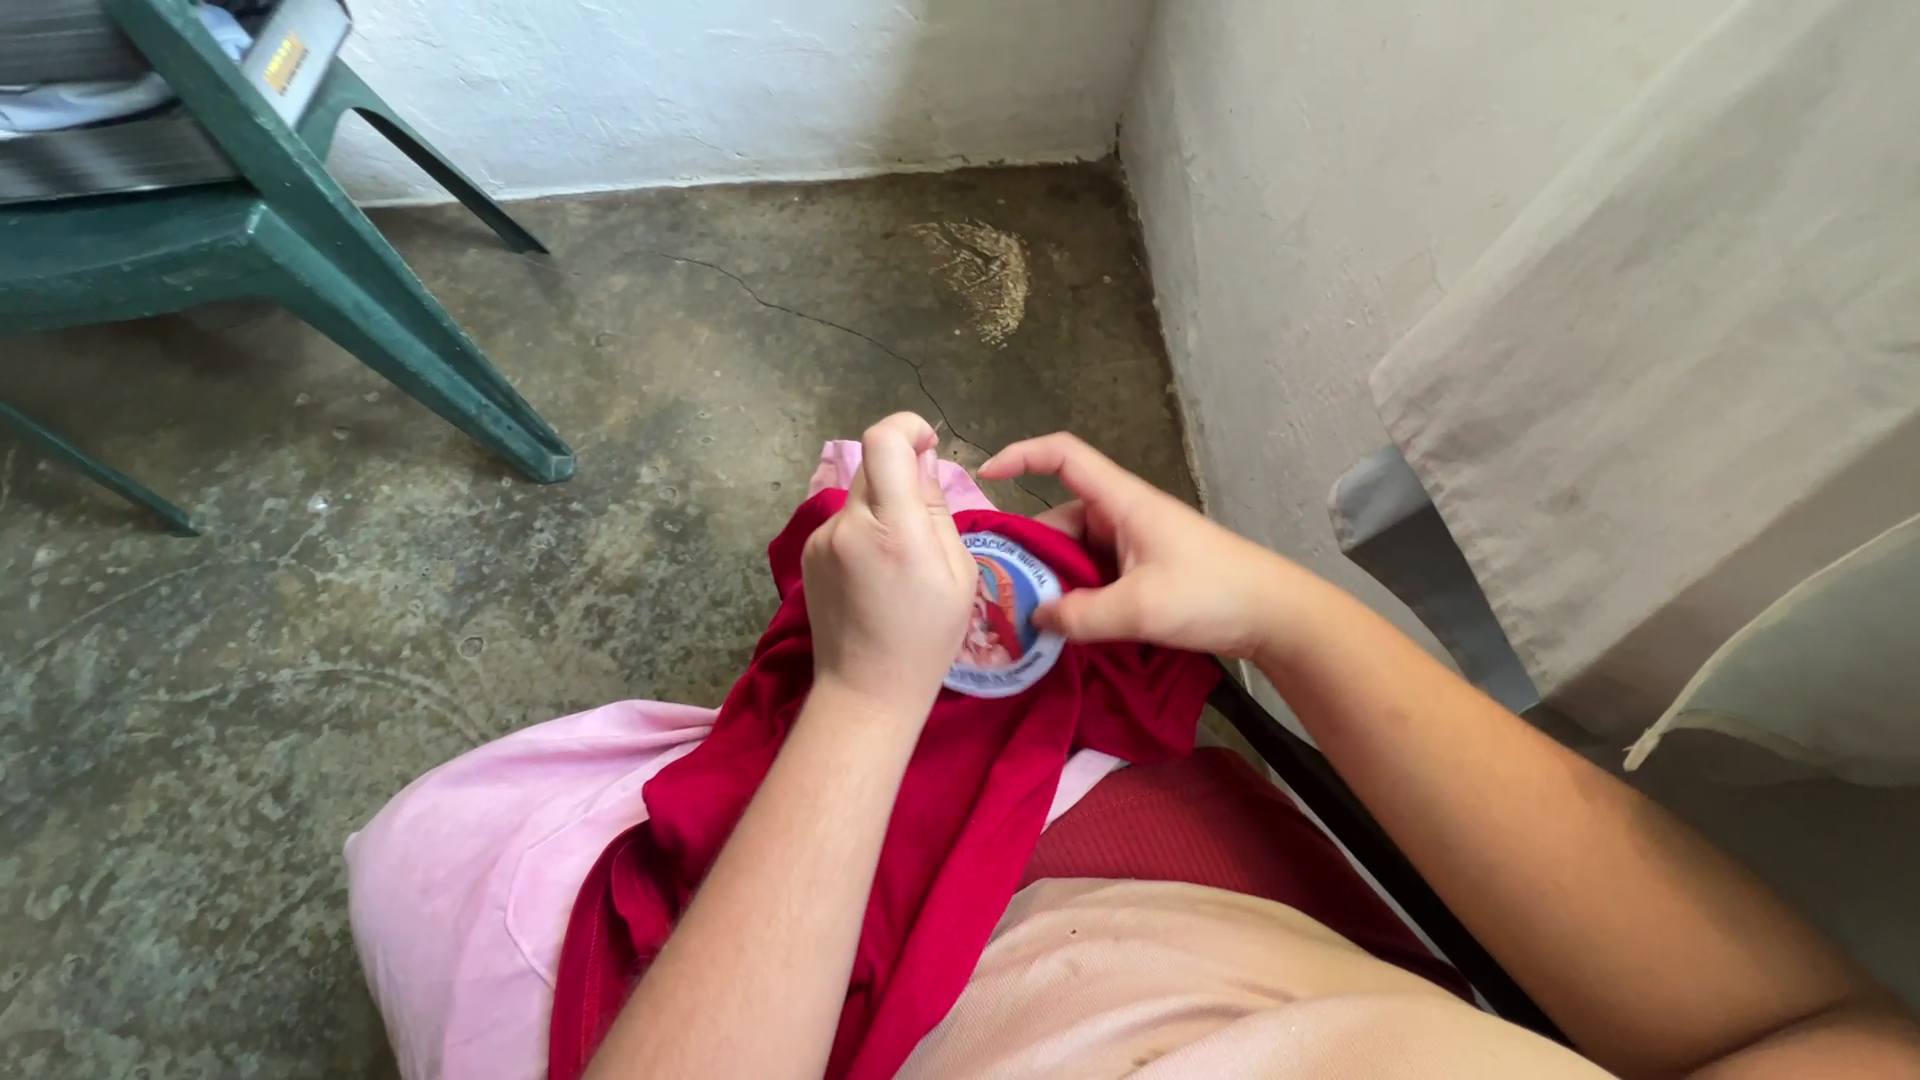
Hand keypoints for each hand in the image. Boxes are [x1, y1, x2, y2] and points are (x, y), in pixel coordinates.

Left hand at [803, 414, 976, 721]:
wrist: (865, 690)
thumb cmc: (927, 639)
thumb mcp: (958, 574)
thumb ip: (938, 510)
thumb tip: (922, 462)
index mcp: (894, 530)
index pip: (884, 442)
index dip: (907, 427)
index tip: (927, 445)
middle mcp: (848, 525)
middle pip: (872, 464)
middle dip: (902, 474)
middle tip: (923, 519)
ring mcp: (820, 539)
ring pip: (859, 495)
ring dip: (882, 508)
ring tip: (898, 560)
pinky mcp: (806, 552)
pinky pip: (843, 522)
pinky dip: (863, 531)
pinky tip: (873, 573)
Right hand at [979, 433, 1316, 661]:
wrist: (1276, 616)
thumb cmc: (1212, 594)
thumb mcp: (1139, 609)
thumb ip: (1080, 615)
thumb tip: (1035, 617)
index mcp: (1123, 502)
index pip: (1063, 456)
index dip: (1022, 455)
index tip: (986, 477)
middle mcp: (1123, 516)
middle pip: (1060, 517)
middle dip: (1031, 550)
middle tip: (1005, 590)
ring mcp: (1133, 545)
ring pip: (1075, 552)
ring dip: (1054, 579)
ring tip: (1033, 617)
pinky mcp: (1143, 571)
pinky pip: (1094, 574)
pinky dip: (1076, 594)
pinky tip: (1066, 624)